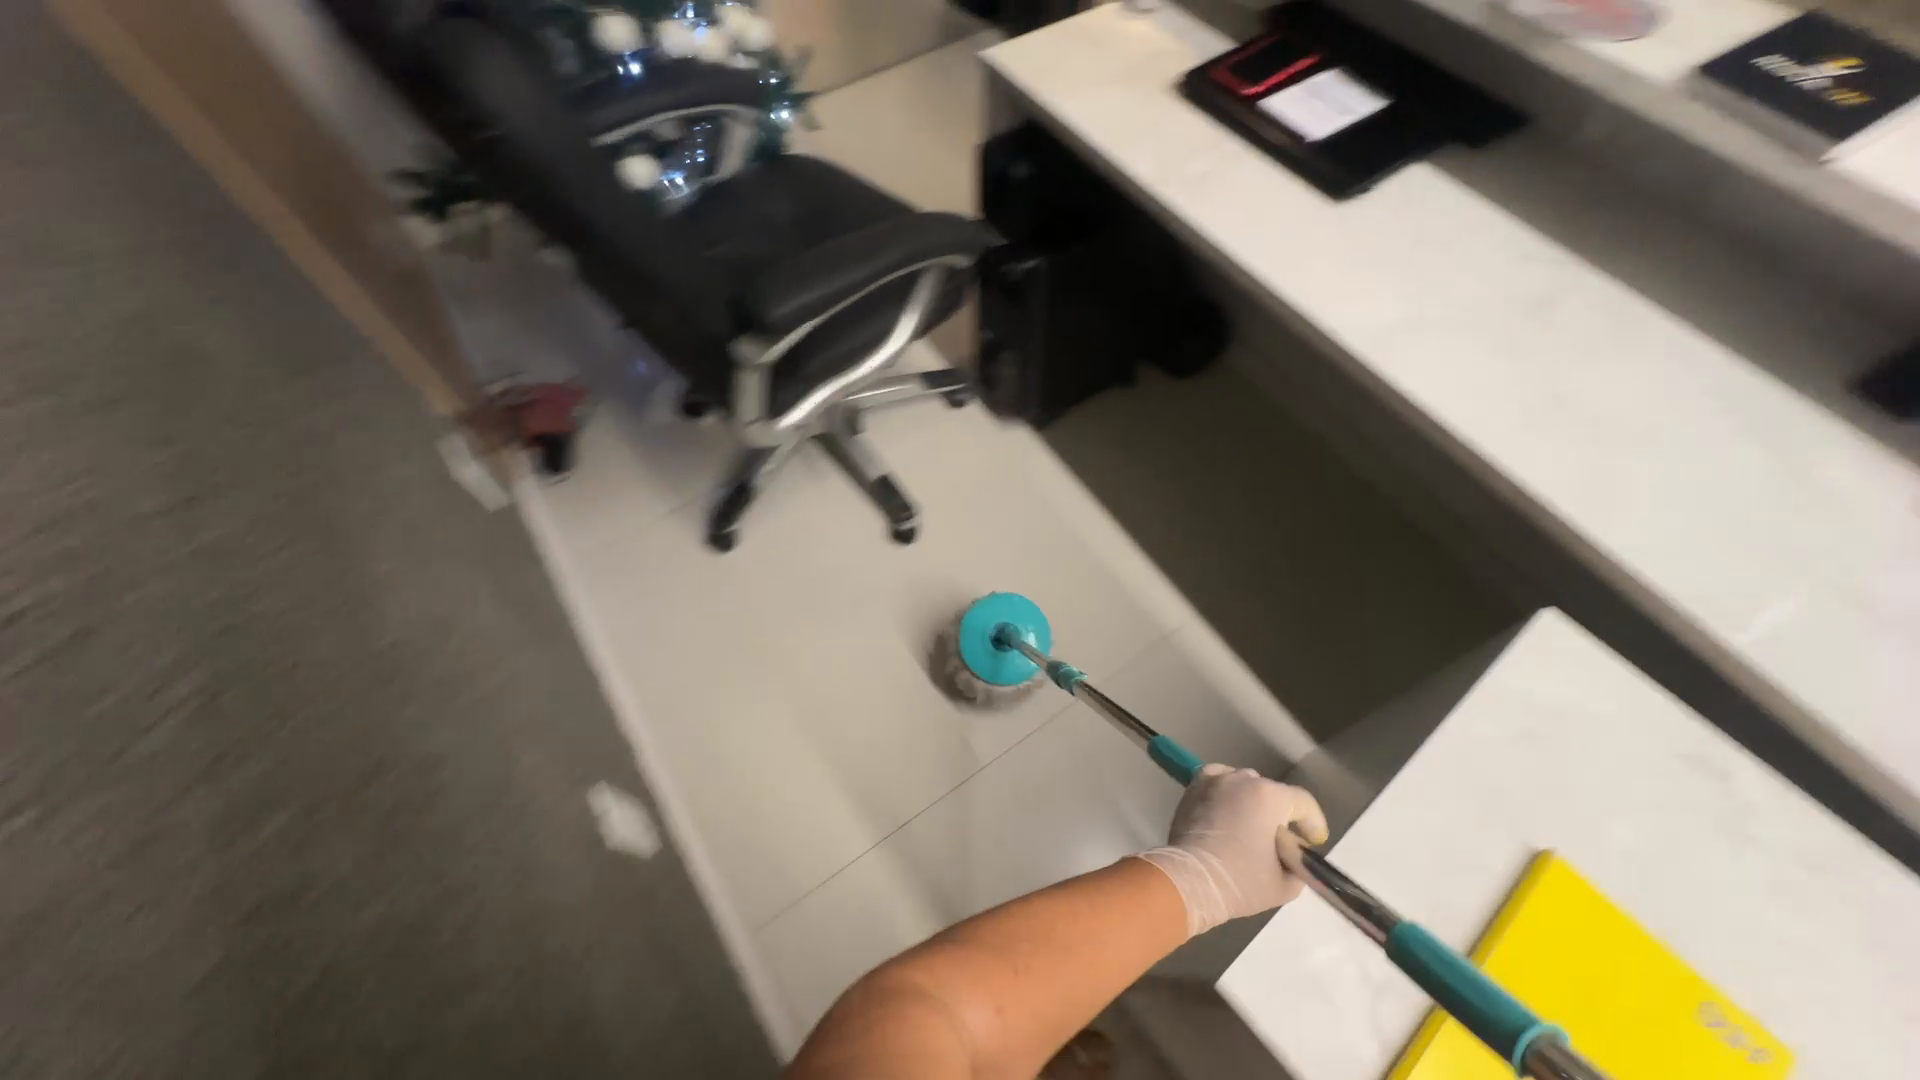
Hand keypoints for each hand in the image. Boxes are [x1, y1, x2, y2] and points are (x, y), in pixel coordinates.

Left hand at [1133, 765, 1329, 938]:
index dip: (1313, 823)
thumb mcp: (1284, 884)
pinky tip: (1228, 809)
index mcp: (1269, 797)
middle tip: (1281, 839)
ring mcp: (1214, 780)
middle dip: (1281, 814)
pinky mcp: (1193, 788)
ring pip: (1244, 784)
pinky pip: (1217, 782)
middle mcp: (1242, 780)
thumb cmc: (1240, 881)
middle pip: (1273, 792)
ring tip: (1251, 825)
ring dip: (1253, 801)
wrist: (1190, 880)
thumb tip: (1291, 858)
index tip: (1313, 842)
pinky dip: (1226, 792)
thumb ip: (1297, 866)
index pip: (1303, 802)